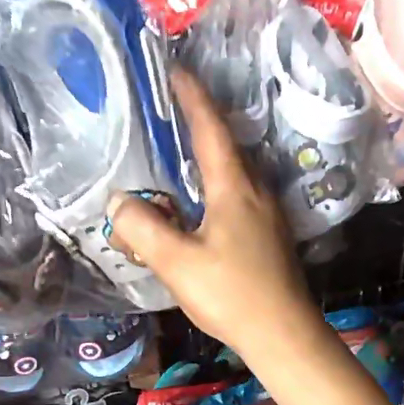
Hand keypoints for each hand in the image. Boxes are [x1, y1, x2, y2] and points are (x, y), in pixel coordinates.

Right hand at [106, 71, 327, 362]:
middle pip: (228, 148)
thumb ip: (143, 229)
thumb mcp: (178, 262)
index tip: (175, 69)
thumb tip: (118, 203)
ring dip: (209, 159)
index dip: (193, 97)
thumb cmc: (233, 295)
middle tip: (170, 110)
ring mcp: (268, 218)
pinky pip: (239, 199)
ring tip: (179, 156)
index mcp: (235, 189)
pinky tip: (200, 207)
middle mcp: (257, 194)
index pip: (212, 129)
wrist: (284, 335)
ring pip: (235, 175)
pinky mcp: (270, 240)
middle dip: (201, 124)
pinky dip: (216, 189)